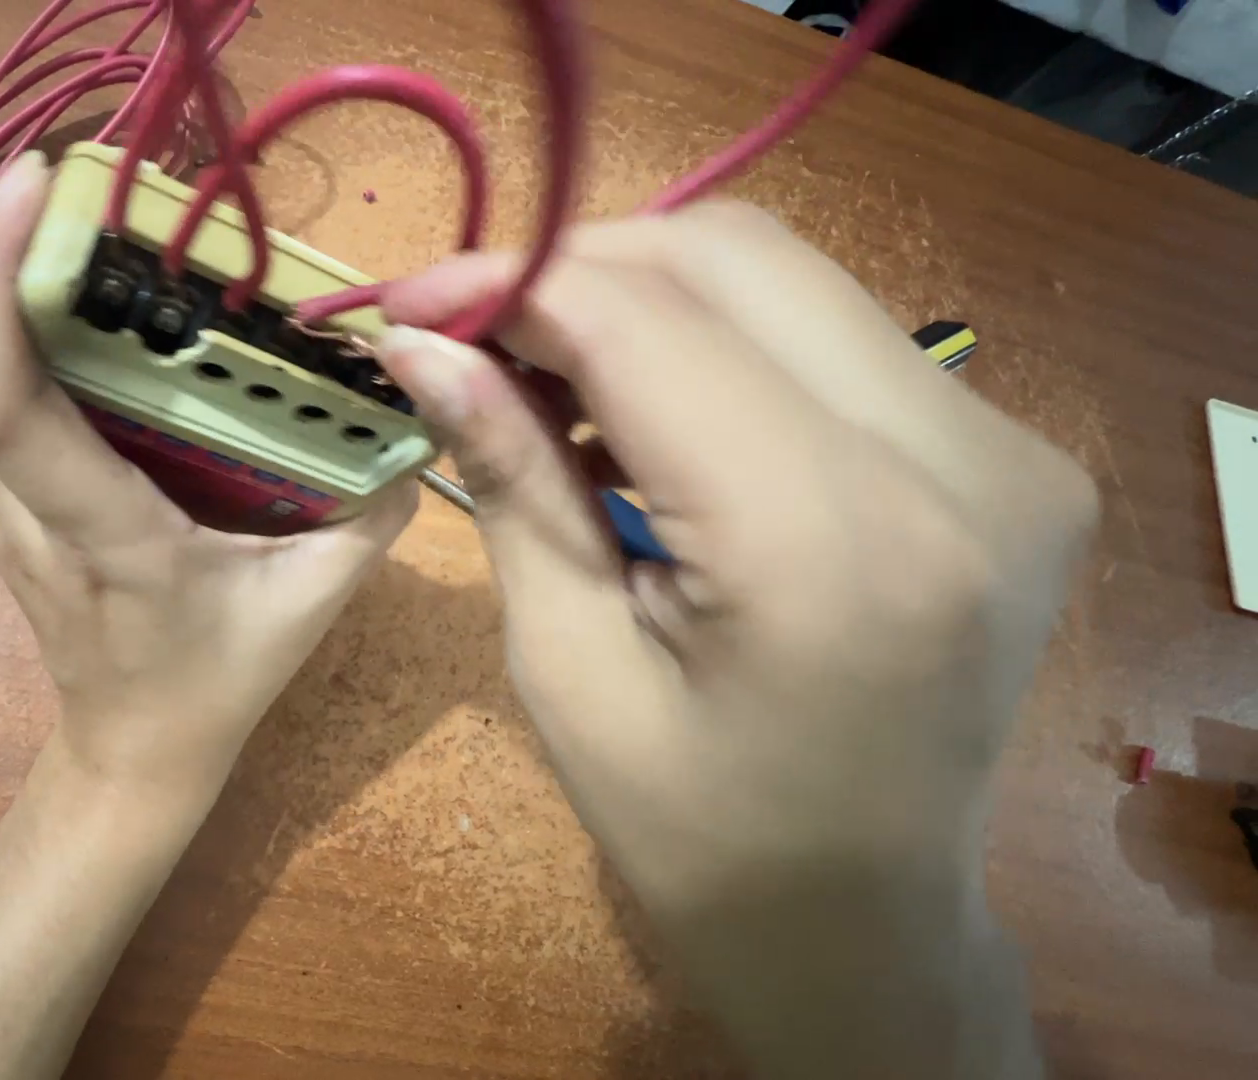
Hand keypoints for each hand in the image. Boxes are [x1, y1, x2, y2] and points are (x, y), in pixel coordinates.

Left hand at [0, 152, 415, 797]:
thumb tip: (407, 426)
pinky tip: (15, 293)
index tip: (31, 184)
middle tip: (43, 184)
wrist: (135, 747)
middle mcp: (25, 518)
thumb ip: (368, 519)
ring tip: (25, 218)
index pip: (7, 407)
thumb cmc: (218, 682)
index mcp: (109, 539)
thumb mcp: (309, 606)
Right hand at [373, 202, 1092, 1076]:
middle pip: (723, 258)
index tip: (407, 305)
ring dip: (628, 296)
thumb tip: (420, 349)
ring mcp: (1000, 444)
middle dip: (567, 271)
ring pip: (773, 274)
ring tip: (535, 373)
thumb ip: (508, 479)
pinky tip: (627, 406)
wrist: (852, 918)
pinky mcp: (996, 448)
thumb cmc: (685, 826)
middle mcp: (952, 462)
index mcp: (824, 545)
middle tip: (464, 333)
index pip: (645, 325)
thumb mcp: (563, 660)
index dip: (509, 287)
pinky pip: (816, 328)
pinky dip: (696, 336)